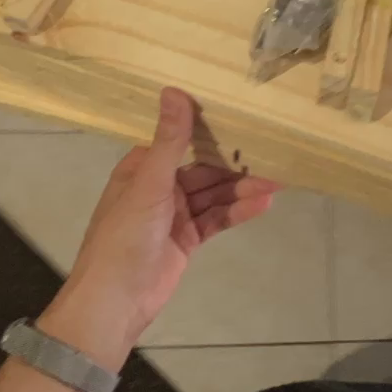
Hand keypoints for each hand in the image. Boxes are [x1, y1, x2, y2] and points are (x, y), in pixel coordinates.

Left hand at [41, 88, 279, 366]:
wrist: (115, 301)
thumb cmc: (125, 236)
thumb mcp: (149, 184)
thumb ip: (169, 141)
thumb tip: (173, 90)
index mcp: (142, 169)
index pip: (180, 141)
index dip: (210, 130)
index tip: (242, 118)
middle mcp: (158, 187)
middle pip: (203, 170)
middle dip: (235, 165)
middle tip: (272, 155)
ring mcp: (174, 215)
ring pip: (214, 195)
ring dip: (242, 189)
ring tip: (277, 183)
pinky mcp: (188, 239)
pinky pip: (216, 219)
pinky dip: (237, 212)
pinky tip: (262, 205)